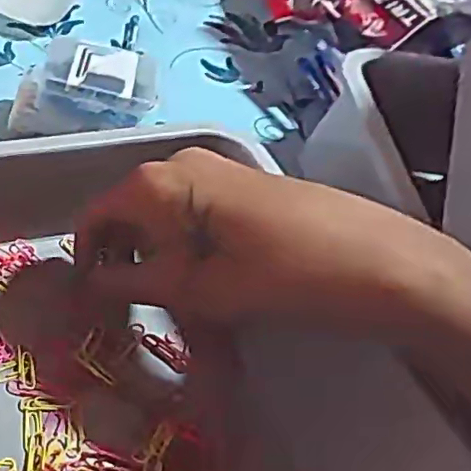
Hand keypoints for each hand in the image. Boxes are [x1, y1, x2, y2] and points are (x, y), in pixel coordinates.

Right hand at [73, 146, 470, 336]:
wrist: (385, 264)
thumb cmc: (284, 276)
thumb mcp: (196, 289)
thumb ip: (130, 283)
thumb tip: (88, 284)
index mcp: (160, 182)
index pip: (95, 217)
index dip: (85, 260)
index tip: (90, 301)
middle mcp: (180, 163)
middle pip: (123, 214)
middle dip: (118, 260)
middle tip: (128, 307)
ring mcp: (213, 170)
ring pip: (154, 216)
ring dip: (148, 257)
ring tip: (167, 300)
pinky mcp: (239, 184)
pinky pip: (185, 213)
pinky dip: (177, 246)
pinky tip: (199, 277)